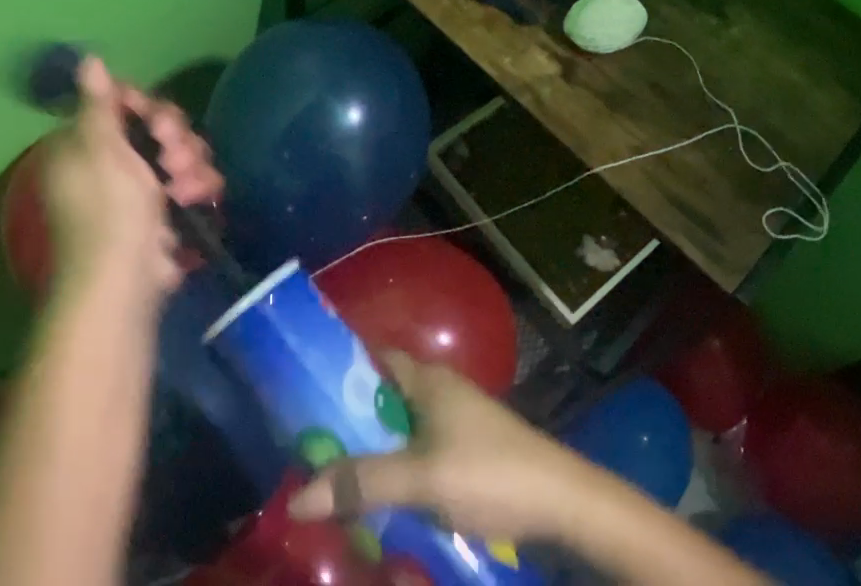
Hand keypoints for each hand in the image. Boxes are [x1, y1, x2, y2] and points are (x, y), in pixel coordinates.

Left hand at [37, 56, 223, 297]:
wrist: (127, 278)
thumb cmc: (109, 209)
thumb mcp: (100, 148)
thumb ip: (99, 104)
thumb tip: (87, 60)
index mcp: (85, 145)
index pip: (119, 104)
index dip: (143, 106)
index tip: (153, 118)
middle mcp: (110, 162)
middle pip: (155, 127)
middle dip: (173, 138)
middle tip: (173, 154)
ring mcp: (140, 188)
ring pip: (179, 152)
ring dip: (190, 164)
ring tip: (185, 188)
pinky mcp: (166, 210)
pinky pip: (191, 180)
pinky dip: (198, 187)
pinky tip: (198, 198)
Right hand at [288, 352, 609, 542]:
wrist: (564, 502)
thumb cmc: (491, 473)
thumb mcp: (422, 478)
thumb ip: (362, 483)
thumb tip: (296, 497)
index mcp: (429, 381)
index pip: (375, 358)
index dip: (340, 369)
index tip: (303, 391)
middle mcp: (440, 393)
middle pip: (382, 399)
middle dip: (347, 422)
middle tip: (308, 447)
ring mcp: (455, 424)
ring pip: (398, 431)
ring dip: (370, 451)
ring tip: (331, 477)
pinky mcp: (465, 454)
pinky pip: (416, 454)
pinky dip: (394, 469)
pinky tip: (376, 498)